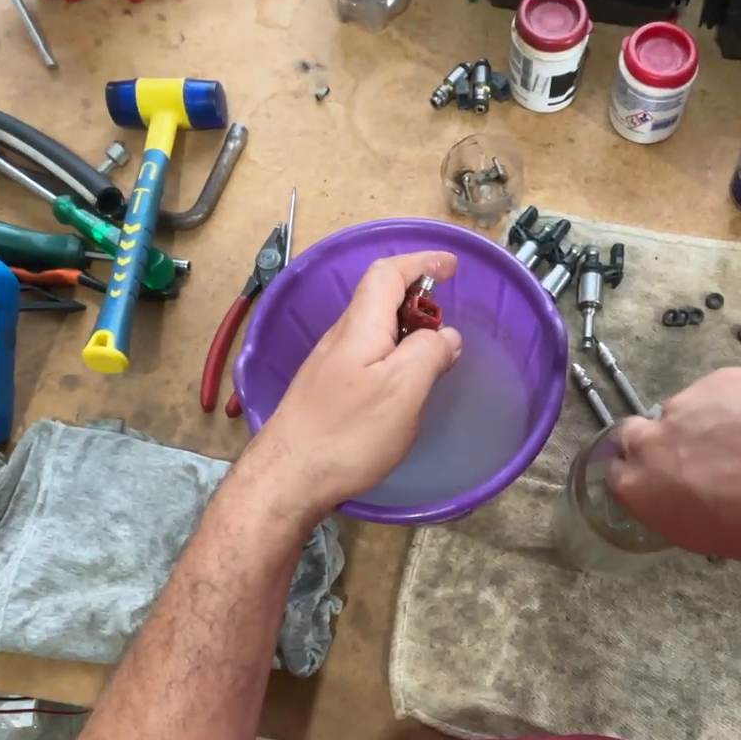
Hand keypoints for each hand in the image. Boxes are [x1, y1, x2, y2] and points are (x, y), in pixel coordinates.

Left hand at [240, 251, 462, 521]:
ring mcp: (329, 366)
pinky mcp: (325, 392)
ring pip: (372, 331)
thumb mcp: (404, 390)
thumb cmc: (349, 432)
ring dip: (404, 330)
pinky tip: (401, 387)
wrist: (289, 476)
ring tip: (432, 355)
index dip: (421, 263)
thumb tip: (446, 336)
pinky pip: (365, 358)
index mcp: (361, 327)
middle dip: (415, 297)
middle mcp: (340, 338)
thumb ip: (429, 353)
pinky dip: (391, 356)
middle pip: (378, 299)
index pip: (388, 273)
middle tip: (446, 320)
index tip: (452, 266)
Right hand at [605, 368, 740, 567]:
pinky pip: (728, 390)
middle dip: (664, 440)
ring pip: (690, 407)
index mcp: (637, 484)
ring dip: (709, 421)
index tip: (665, 475)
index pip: (617, 466)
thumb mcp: (696, 533)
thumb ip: (667, 500)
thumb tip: (675, 484)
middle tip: (704, 457)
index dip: (643, 470)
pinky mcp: (728, 377)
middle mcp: (652, 438)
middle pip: (641, 430)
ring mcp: (690, 401)